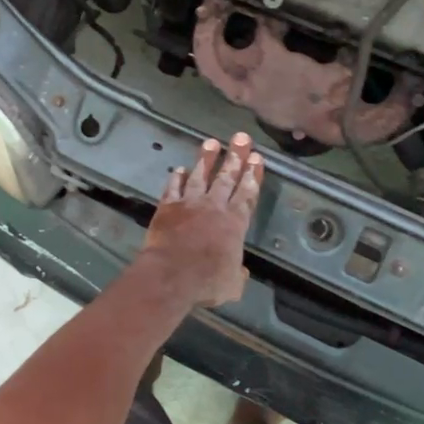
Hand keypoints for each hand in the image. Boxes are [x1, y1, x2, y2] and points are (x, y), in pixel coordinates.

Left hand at [137, 133, 263, 307]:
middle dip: (235, 156)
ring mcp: (189, 204)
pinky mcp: (167, 207)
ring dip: (206, 159)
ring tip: (211, 143)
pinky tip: (178, 169)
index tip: (257, 158)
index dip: (252, 175)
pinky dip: (176, 178)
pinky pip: (173, 188)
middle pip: (226, 177)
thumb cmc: (206, 282)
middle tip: (240, 138)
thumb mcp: (232, 285)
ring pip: (199, 176)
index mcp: (235, 223)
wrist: (170, 275)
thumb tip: (241, 272)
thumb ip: (237, 274)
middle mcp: (214, 207)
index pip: (247, 194)